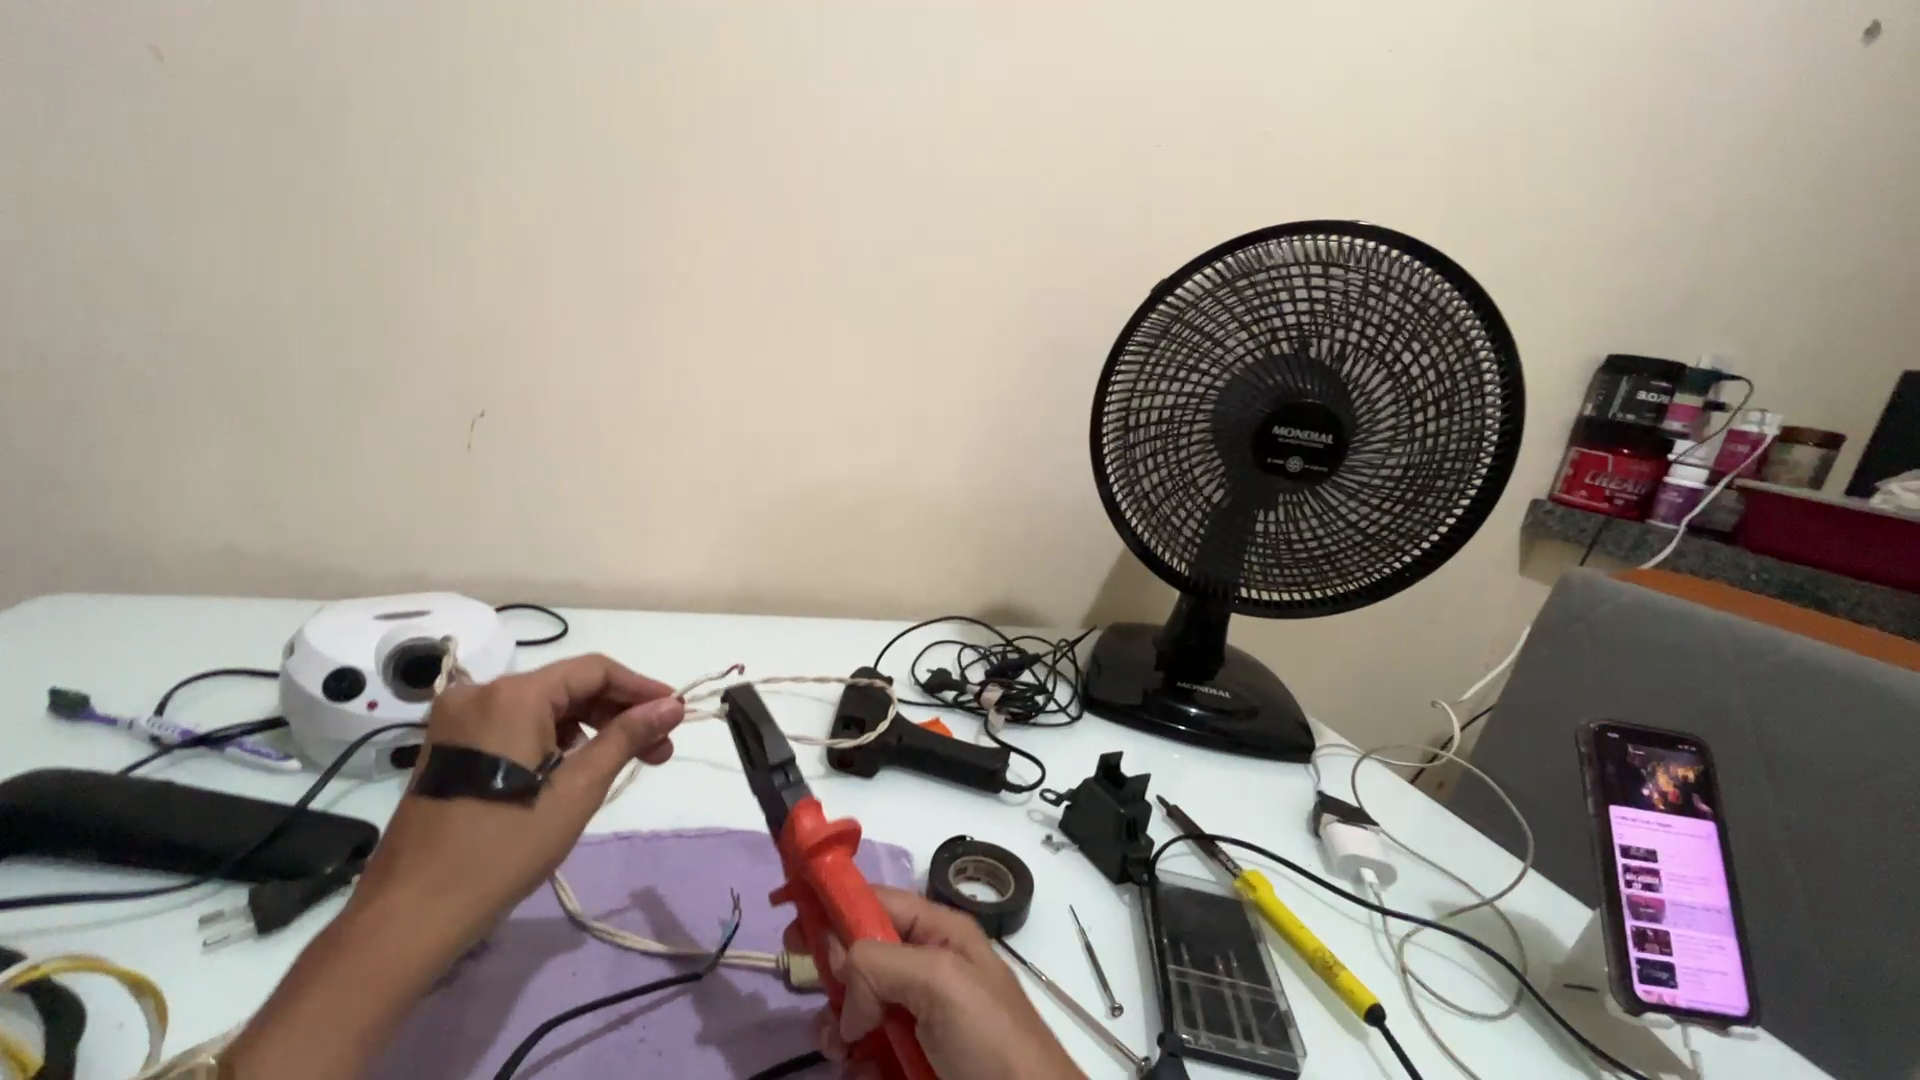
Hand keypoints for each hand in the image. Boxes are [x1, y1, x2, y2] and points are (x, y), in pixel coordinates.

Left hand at [350, 653, 685, 944]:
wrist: (412, 913)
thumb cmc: (504, 847)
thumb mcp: (577, 790)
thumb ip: (626, 738)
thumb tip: (672, 705)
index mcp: (512, 695)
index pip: (594, 670)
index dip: (641, 688)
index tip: (676, 713)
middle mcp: (481, 694)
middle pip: (568, 686)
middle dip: (618, 713)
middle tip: (659, 750)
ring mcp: (460, 720)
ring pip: (543, 707)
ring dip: (589, 728)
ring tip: (625, 764)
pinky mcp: (451, 746)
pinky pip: (516, 725)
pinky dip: (554, 740)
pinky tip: (577, 770)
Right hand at [797, 887, 1084, 1079]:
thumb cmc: (991, 1039)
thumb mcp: (941, 982)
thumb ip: (881, 963)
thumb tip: (844, 987)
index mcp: (939, 933)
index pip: (876, 901)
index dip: (834, 904)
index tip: (792, 918)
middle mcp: (925, 968)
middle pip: (859, 955)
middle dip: (834, 973)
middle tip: (817, 992)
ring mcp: (917, 1018)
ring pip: (855, 1006)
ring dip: (838, 1023)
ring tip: (843, 1045)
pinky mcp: (910, 1061)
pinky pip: (864, 1050)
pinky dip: (852, 1059)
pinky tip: (858, 1068)